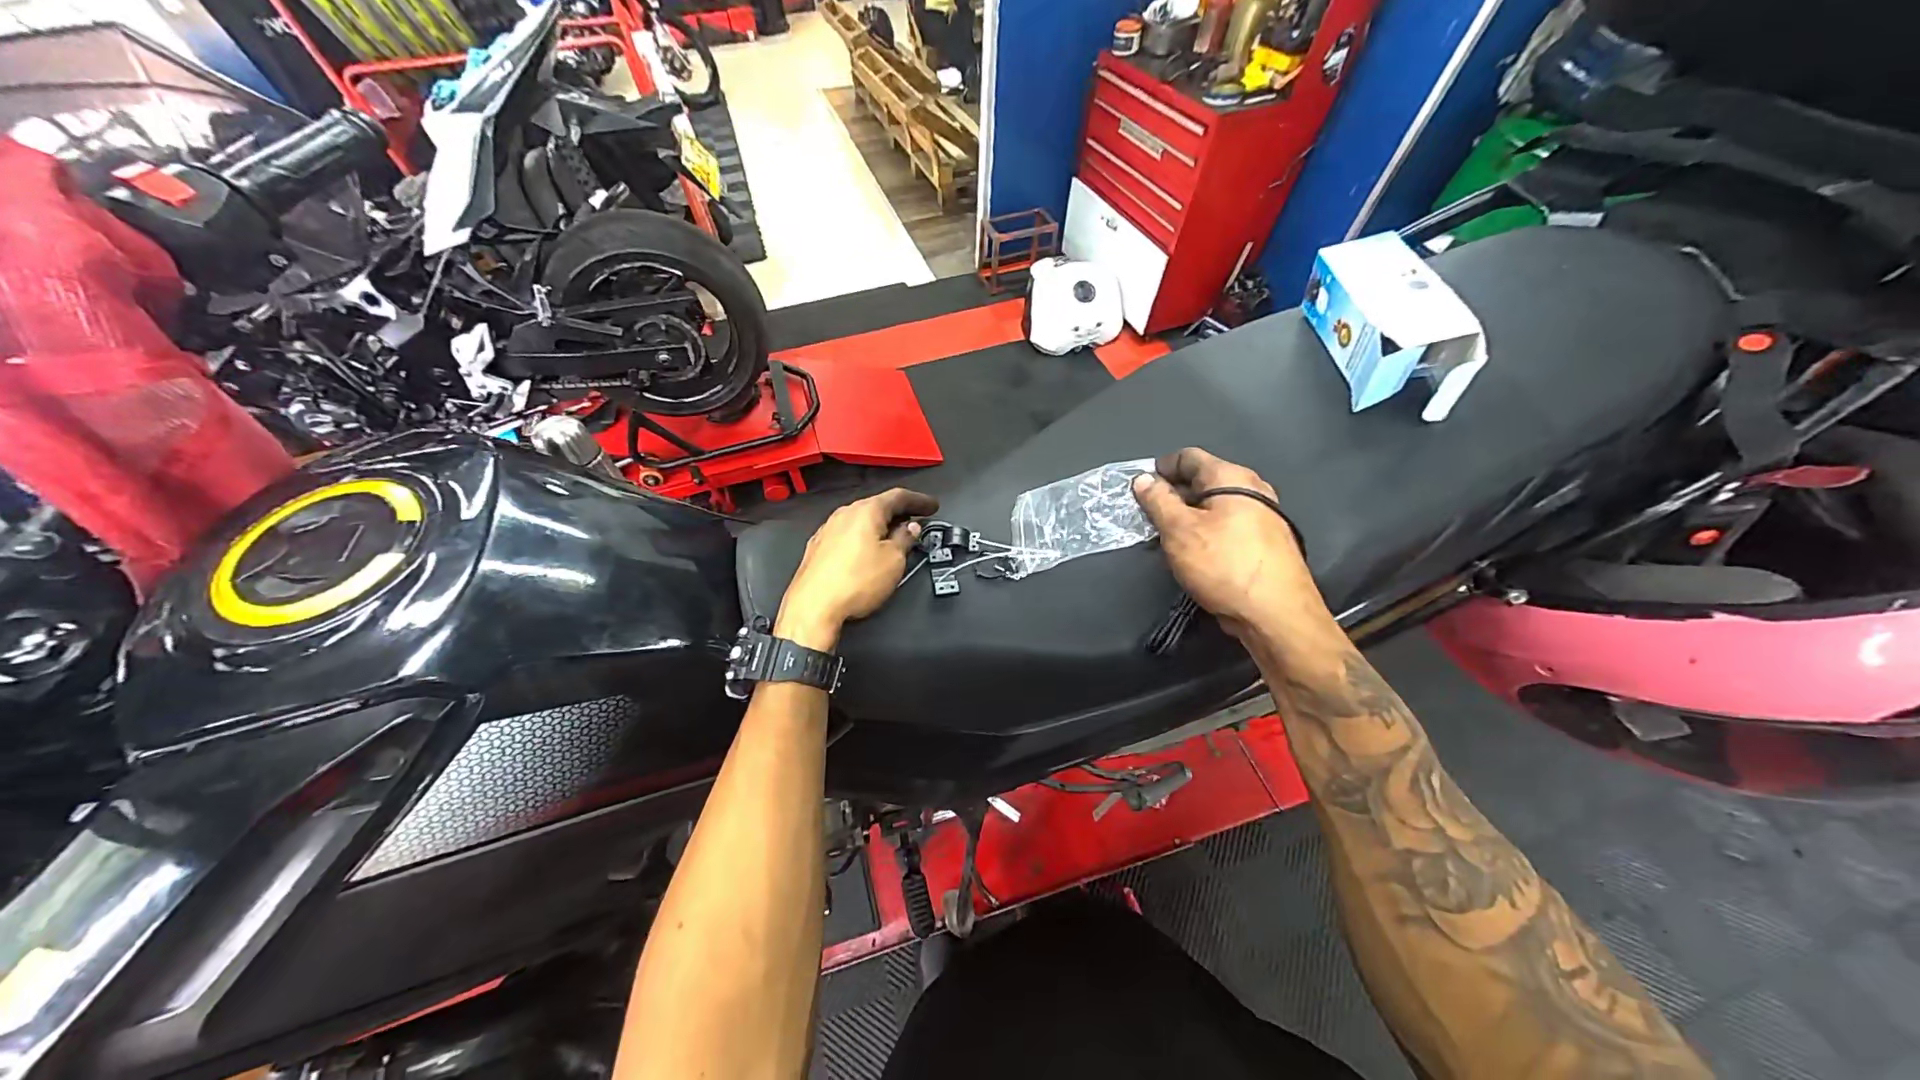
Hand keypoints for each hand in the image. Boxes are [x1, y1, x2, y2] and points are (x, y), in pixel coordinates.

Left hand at [776, 488, 938, 649]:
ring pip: (861, 521)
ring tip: (894, 540)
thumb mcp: (894, 561)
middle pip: (878, 506)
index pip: (898, 496)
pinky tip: (868, 553)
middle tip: (916, 521)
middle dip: (899, 513)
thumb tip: (910, 529)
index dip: (918, 500)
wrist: (813, 608)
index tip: (930, 506)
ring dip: (880, 527)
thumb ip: (905, 539)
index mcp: (866, 511)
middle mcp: (844, 515)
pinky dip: (862, 538)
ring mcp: (828, 530)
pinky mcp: (818, 548)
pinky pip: (847, 535)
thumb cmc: (852, 584)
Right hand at [1130, 448, 1336, 645]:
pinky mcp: (1267, 542)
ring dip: (1189, 515)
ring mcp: (1265, 516)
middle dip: (1173, 493)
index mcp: (1232, 477)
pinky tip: (1195, 553)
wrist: (1276, 614)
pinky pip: (1229, 526)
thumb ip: (1158, 501)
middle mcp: (1253, 490)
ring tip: (1167, 537)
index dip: (1161, 468)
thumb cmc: (1225, 566)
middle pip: (1204, 480)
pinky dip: (1207, 532)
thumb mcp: (1179, 531)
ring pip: (1216, 505)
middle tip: (1149, 514)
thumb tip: (1144, 480)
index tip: (1140, 487)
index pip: (1189, 457)